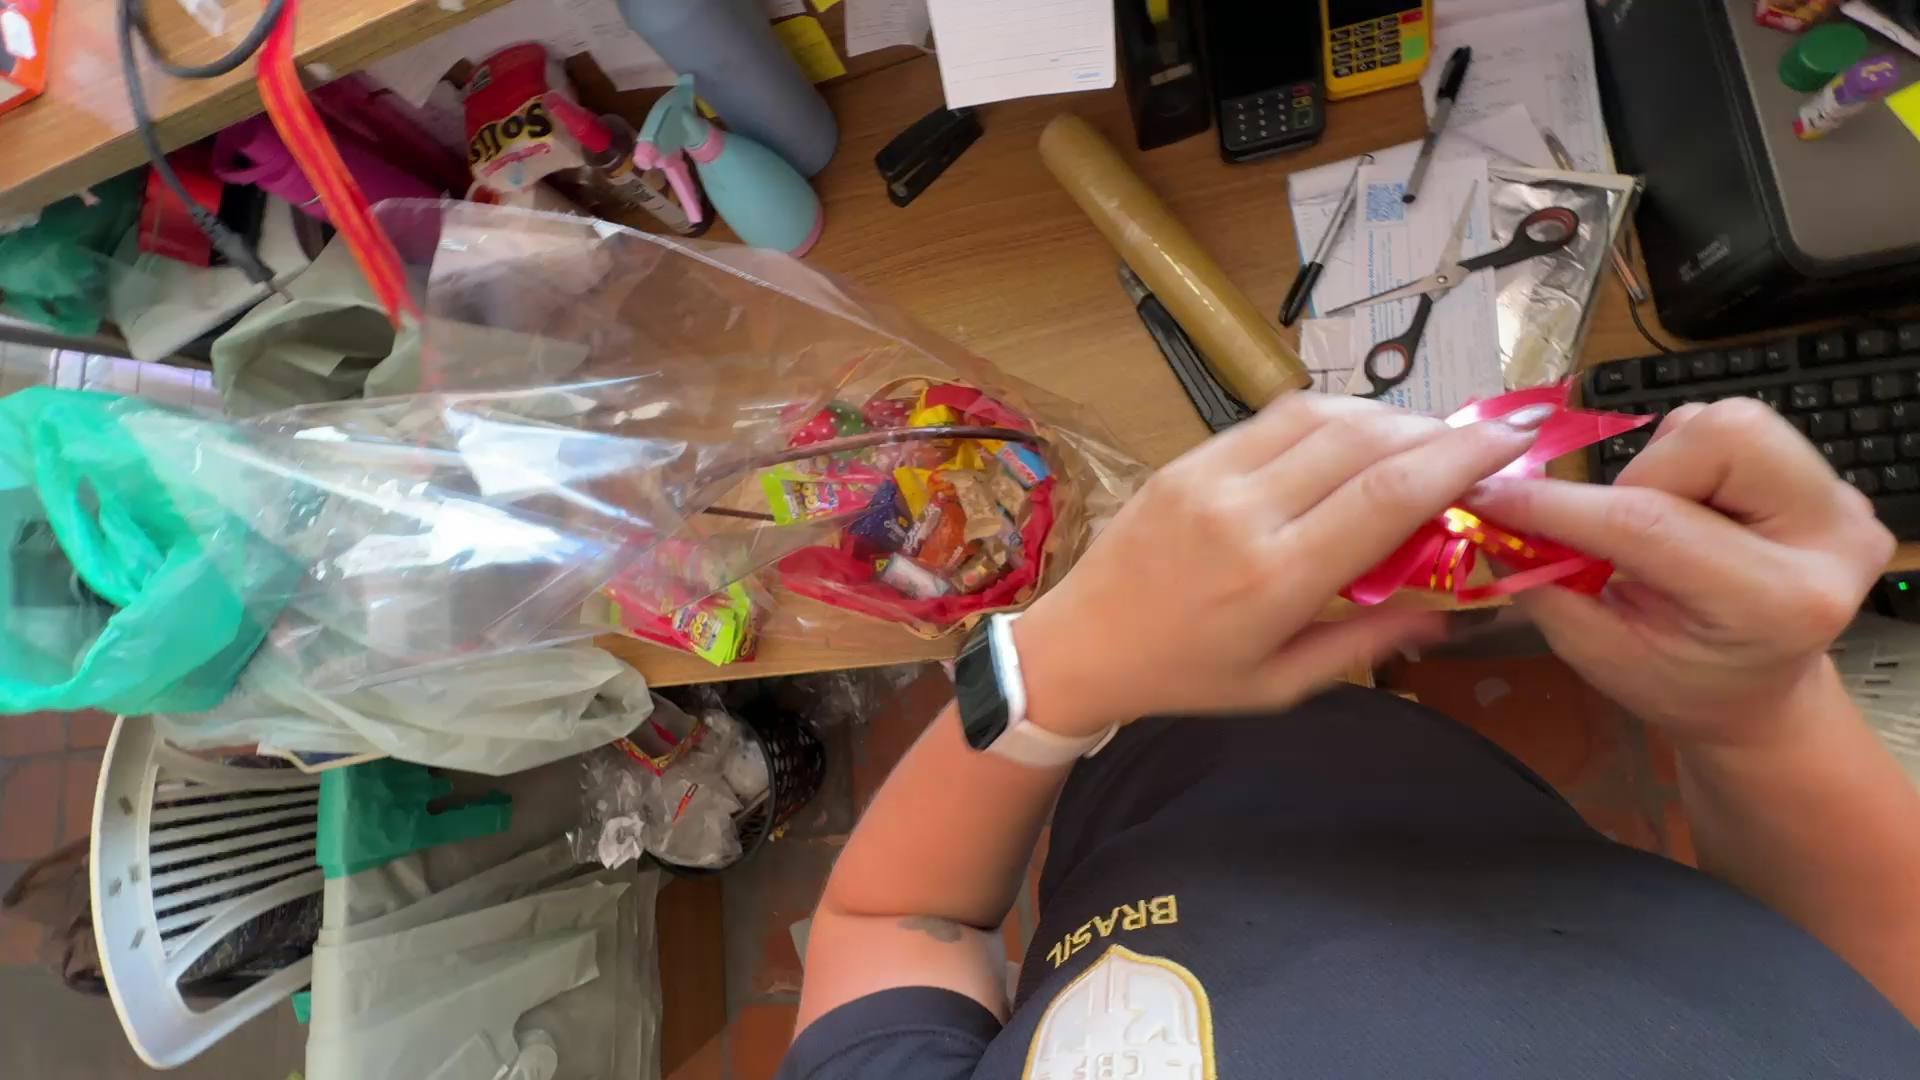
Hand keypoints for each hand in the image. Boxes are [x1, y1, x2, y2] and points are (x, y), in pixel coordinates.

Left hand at [1010, 393, 1549, 738]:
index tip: (1512, 439)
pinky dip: (1320, 419)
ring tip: (1410, 440)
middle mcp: (1242, 513)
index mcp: (1274, 578)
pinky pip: (1265, 420)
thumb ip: (1366, 643)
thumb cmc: (1181, 675)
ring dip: (1378, 415)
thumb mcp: (1278, 685)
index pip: (1389, 493)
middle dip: (1431, 429)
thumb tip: (1448, 613)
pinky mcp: (1180, 462)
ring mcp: (1204, 478)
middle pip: (1361, 439)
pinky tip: (1341, 440)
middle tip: (1468, 443)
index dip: (1462, 456)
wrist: (1081, 644)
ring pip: (1315, 414)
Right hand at [1467, 399, 1892, 750]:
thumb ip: (1540, 582)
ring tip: (1645, 519)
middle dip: (1637, 471)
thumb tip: (1482, 519)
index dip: (1549, 503)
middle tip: (1609, 521)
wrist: (1753, 691)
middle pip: (1722, 436)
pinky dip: (1677, 460)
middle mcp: (1829, 538)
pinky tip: (1675, 508)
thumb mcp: (1590, 650)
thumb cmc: (1671, 681)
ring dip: (1656, 464)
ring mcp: (1840, 503)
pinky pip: (1734, 433)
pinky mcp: (1825, 483)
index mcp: (1773, 602)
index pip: (1643, 523)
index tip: (1481, 497)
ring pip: (1725, 424)